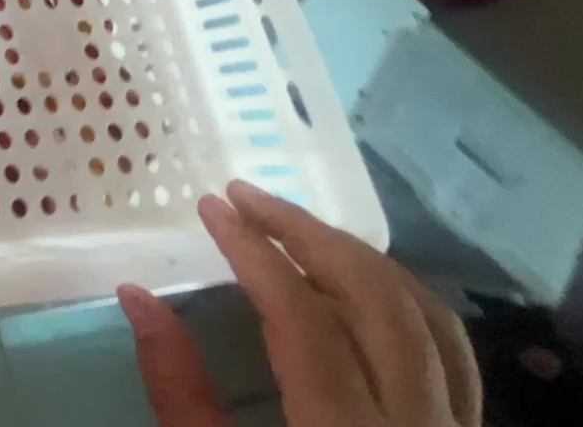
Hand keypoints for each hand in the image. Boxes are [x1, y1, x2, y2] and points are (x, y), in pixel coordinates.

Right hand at [118, 180, 480, 426]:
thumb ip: (174, 385)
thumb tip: (134, 293)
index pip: (303, 313)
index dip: (254, 250)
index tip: (210, 207)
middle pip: (376, 300)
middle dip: (306, 233)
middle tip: (244, 196)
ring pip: (426, 315)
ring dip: (353, 253)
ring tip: (288, 222)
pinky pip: (447, 345)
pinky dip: (394, 291)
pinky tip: (349, 275)